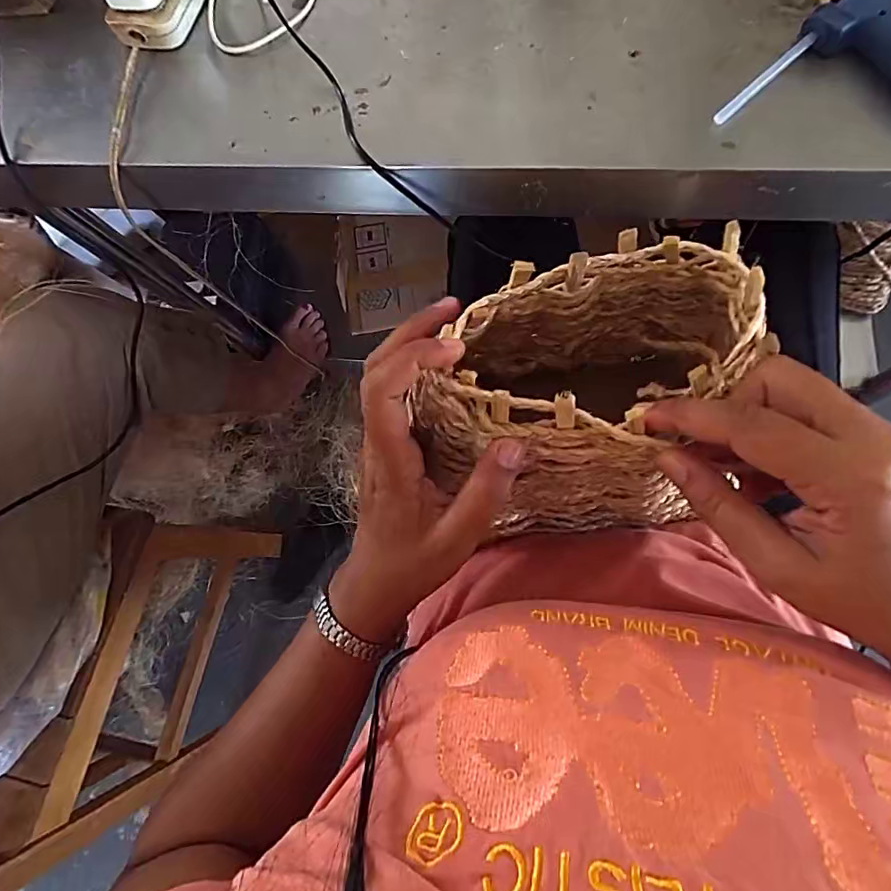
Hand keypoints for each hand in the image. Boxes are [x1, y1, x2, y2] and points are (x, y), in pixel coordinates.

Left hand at [331, 297, 525, 642]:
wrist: (373, 583)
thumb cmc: (412, 563)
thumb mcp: (457, 537)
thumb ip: (486, 493)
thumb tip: (517, 445)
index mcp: (389, 458)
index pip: (383, 391)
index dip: (415, 359)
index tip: (457, 349)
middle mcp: (376, 439)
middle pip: (375, 368)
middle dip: (410, 330)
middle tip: (454, 307)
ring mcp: (377, 437)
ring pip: (378, 373)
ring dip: (409, 340)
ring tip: (450, 319)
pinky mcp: (386, 440)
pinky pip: (392, 388)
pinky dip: (413, 361)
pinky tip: (442, 359)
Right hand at [645, 356, 890, 679]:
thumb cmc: (865, 606)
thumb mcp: (780, 569)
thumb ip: (720, 507)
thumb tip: (670, 459)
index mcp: (852, 477)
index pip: (755, 424)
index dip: (694, 417)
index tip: (651, 419)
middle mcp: (875, 437)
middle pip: (778, 378)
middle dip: (728, 406)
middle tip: (702, 450)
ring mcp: (884, 430)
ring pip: (794, 386)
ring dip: (750, 417)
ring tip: (732, 471)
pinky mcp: (882, 433)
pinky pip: (813, 407)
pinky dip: (776, 428)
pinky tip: (766, 475)